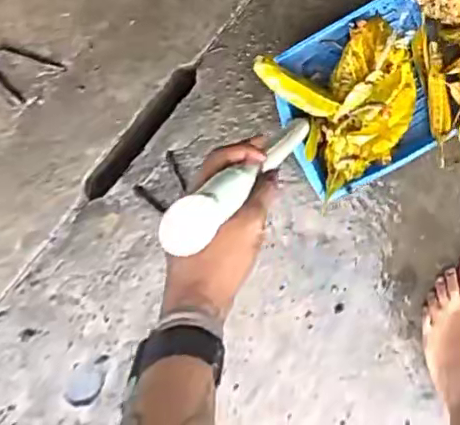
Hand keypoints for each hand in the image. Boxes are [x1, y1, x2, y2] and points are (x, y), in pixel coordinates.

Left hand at [161, 136, 278, 322]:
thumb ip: (262, 197)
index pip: (219, 158)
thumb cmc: (221, 265)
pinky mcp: (195, 234)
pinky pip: (217, 204)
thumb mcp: (250, 228)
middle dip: (244, 161)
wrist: (195, 310)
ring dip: (241, 179)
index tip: (267, 154)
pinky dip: (234, 197)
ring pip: (218, 187)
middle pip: (217, 170)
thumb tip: (271, 177)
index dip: (245, 150)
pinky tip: (250, 202)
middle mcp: (188, 203)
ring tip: (264, 177)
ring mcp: (189, 219)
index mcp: (195, 196)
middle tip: (268, 156)